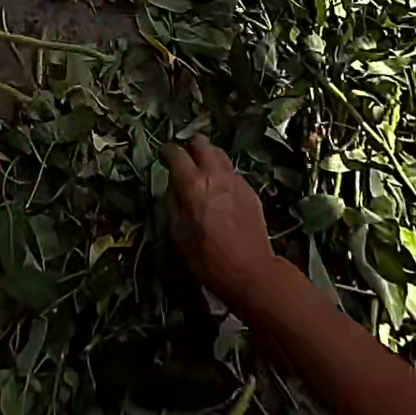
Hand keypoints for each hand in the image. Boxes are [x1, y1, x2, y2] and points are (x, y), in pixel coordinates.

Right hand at [165, 136, 278, 307]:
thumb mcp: (178, 235)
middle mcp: (214, 174)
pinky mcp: (249, 189)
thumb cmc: (208, 259)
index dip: (167, 151)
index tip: (163, 155)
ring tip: (203, 169)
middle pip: (200, 143)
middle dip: (189, 147)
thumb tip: (173, 187)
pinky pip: (232, 171)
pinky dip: (222, 173)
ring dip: (208, 156)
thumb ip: (173, 204)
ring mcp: (234, 179)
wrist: (252, 272)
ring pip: (219, 152)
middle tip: (184, 159)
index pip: (176, 153)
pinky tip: (220, 190)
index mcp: (192, 183)